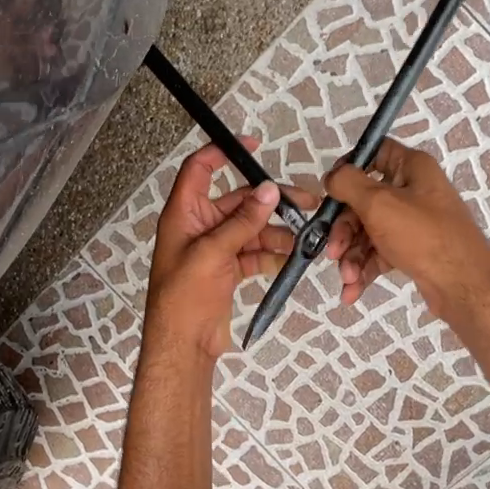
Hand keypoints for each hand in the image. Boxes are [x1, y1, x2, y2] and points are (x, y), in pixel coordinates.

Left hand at [147, 137, 319, 357]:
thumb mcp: (213, 252)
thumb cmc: (184, 296)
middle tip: (305, 202)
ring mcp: (216, 249)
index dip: (222, 153)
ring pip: (252, 228)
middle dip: (270, 202)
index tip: (253, 145)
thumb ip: (243, 221)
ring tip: (305, 237)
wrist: (184, 343)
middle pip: (238, 201)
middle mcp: (200, 227)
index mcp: (184, 214)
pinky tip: (292, 256)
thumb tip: (269, 191)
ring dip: (278, 231)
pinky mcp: (229, 270)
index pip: (200, 170)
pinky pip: (255, 253)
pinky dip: (273, 253)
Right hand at [323, 140, 489, 314]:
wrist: (462, 285)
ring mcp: (413, 223)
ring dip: (352, 255)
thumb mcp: (379, 203)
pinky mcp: (412, 250)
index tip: (330, 190)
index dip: (349, 168)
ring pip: (369, 231)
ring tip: (347, 278)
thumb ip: (348, 183)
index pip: (375, 152)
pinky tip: (352, 291)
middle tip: (333, 252)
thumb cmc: (422, 236)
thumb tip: (331, 176)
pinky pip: (380, 253)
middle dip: (345, 230)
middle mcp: (414, 191)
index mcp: (412, 168)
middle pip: (364, 200)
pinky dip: (364, 269)